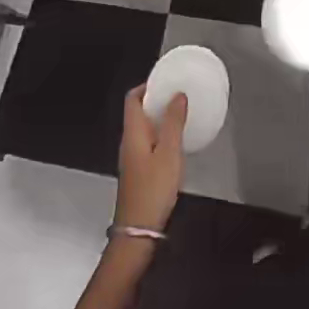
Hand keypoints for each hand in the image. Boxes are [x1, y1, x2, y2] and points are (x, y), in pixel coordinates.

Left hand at [116, 85, 187, 231]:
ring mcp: (132, 156)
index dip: (146, 86)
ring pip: (144, 127)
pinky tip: (177, 142)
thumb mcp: (169, 154)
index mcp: (132, 132)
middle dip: (156, 100)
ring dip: (160, 118)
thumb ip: (174, 124)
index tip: (165, 81)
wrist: (139, 228)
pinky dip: (161, 135)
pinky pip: (148, 142)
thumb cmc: (153, 189)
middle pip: (137, 111)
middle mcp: (128, 141)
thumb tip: (177, 96)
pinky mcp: (138, 169)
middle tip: (178, 96)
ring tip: (181, 115)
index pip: (132, 98)